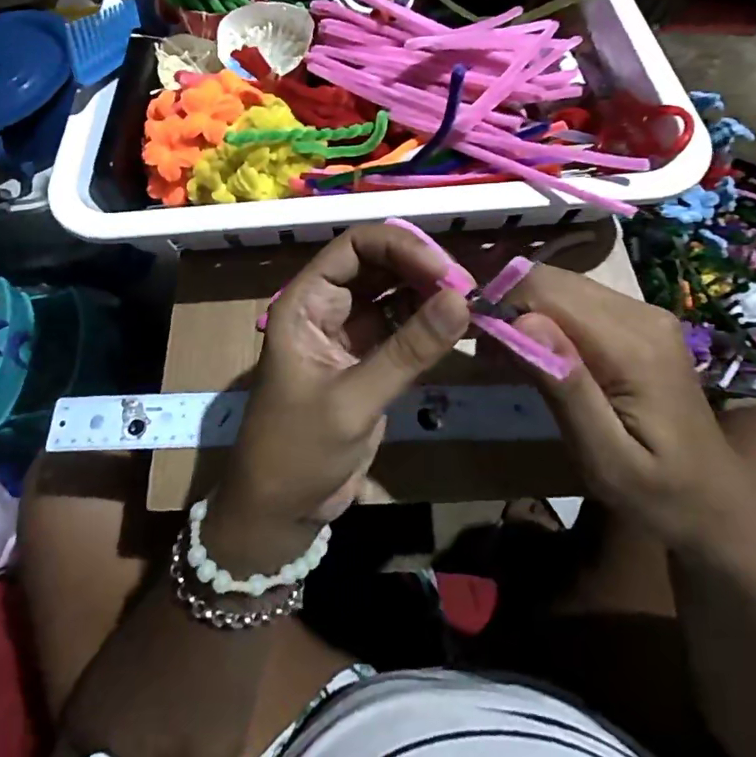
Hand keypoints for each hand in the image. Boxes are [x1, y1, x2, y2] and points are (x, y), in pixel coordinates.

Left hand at [210, 225, 470, 570]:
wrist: (281, 509)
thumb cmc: (298, 451)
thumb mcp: (353, 401)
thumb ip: (408, 350)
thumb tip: (463, 299)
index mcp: (306, 304)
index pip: (355, 247)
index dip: (401, 246)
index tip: (444, 271)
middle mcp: (328, 308)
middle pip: (380, 263)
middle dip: (423, 268)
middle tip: (469, 288)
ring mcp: (352, 333)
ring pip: (396, 292)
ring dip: (433, 293)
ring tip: (474, 303)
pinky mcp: (372, 359)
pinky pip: (406, 326)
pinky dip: (433, 322)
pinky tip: (463, 325)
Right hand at [502, 264, 743, 547]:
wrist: (717, 503)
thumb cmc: (658, 494)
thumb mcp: (605, 459)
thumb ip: (567, 389)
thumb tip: (523, 321)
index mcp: (633, 345)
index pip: (547, 290)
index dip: (501, 302)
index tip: (471, 339)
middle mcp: (642, 313)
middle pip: (554, 280)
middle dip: (509, 303)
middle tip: (482, 350)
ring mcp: (645, 314)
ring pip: (564, 285)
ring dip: (525, 309)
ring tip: (501, 354)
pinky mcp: (642, 323)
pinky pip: (581, 301)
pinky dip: (547, 317)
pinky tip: (536, 352)